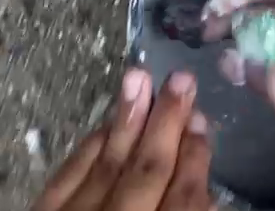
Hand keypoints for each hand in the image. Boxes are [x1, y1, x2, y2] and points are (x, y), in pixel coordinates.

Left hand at [31, 68, 213, 210]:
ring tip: (140, 75)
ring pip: (106, 164)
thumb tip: (207, 187)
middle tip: (182, 79)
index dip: (195, 162)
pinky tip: (107, 120)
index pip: (182, 206)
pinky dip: (91, 146)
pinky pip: (68, 174)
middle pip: (146, 173)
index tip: (203, 122)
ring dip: (126, 119)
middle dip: (166, 124)